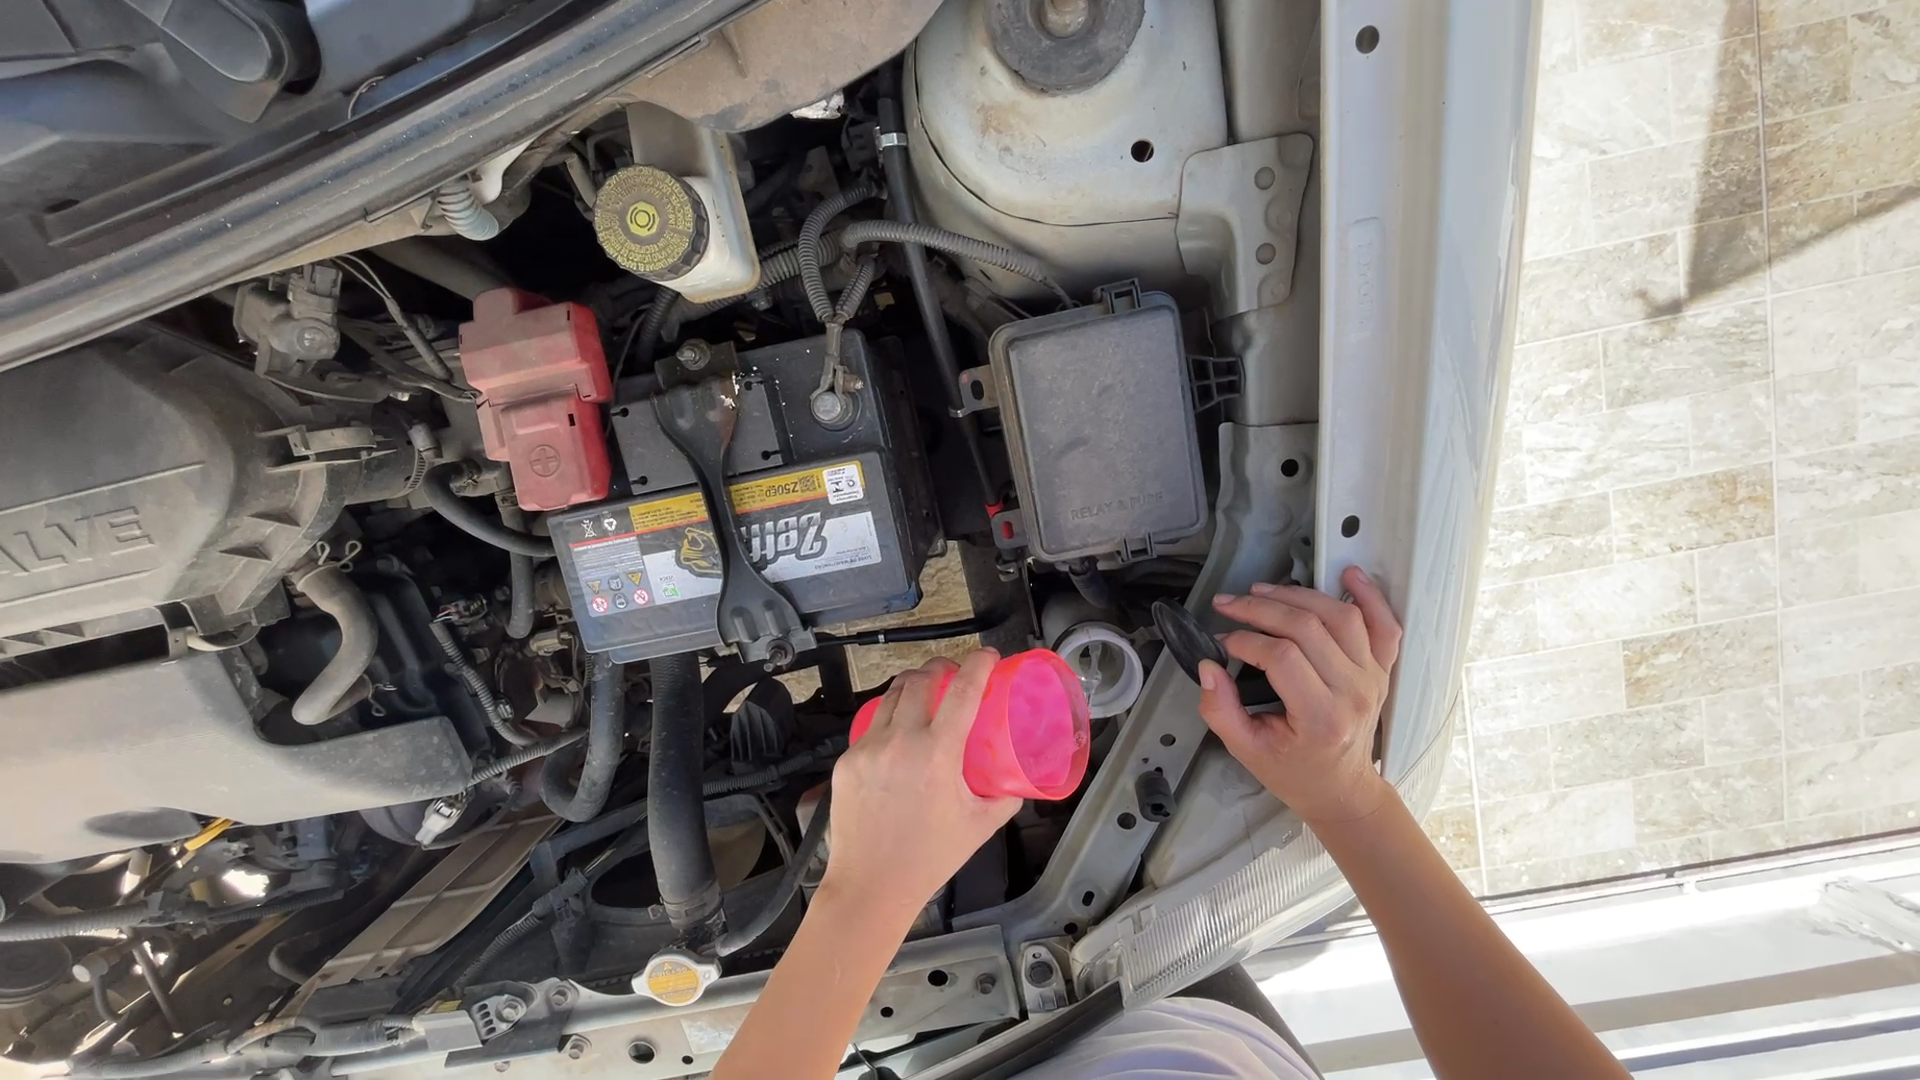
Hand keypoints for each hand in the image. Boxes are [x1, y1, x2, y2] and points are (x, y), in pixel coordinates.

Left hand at [821, 650, 1022, 919]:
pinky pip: (870, 726)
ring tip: (924, 692)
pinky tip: (897, 731)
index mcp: (937, 754)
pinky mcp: (847, 760)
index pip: (962, 691)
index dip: (978, 664)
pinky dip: (888, 719)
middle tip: (953, 673)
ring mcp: (868, 749)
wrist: (871, 886)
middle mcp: (900, 742)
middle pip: (920, 680)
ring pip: (891, 695)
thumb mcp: (980, 826)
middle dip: (940, 667)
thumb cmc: (928, 859)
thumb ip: (1004, 797)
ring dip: (912, 685)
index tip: (987, 655)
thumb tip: (1017, 779)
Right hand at [1197, 565, 1402, 826]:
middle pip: (1308, 627)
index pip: (1281, 656)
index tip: (1222, 642)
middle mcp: (1354, 692)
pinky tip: (1348, 574)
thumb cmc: (1294, 772)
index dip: (1245, 640)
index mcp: (1321, 717)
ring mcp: (1372, 677)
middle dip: (1260, 608)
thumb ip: (1219, 709)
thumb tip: (1207, 666)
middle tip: (1229, 605)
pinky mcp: (1381, 669)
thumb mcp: (1245, 750)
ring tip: (1263, 590)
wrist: (1341, 789)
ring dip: (1298, 594)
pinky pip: (1385, 625)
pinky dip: (1370, 596)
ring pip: (1340, 616)